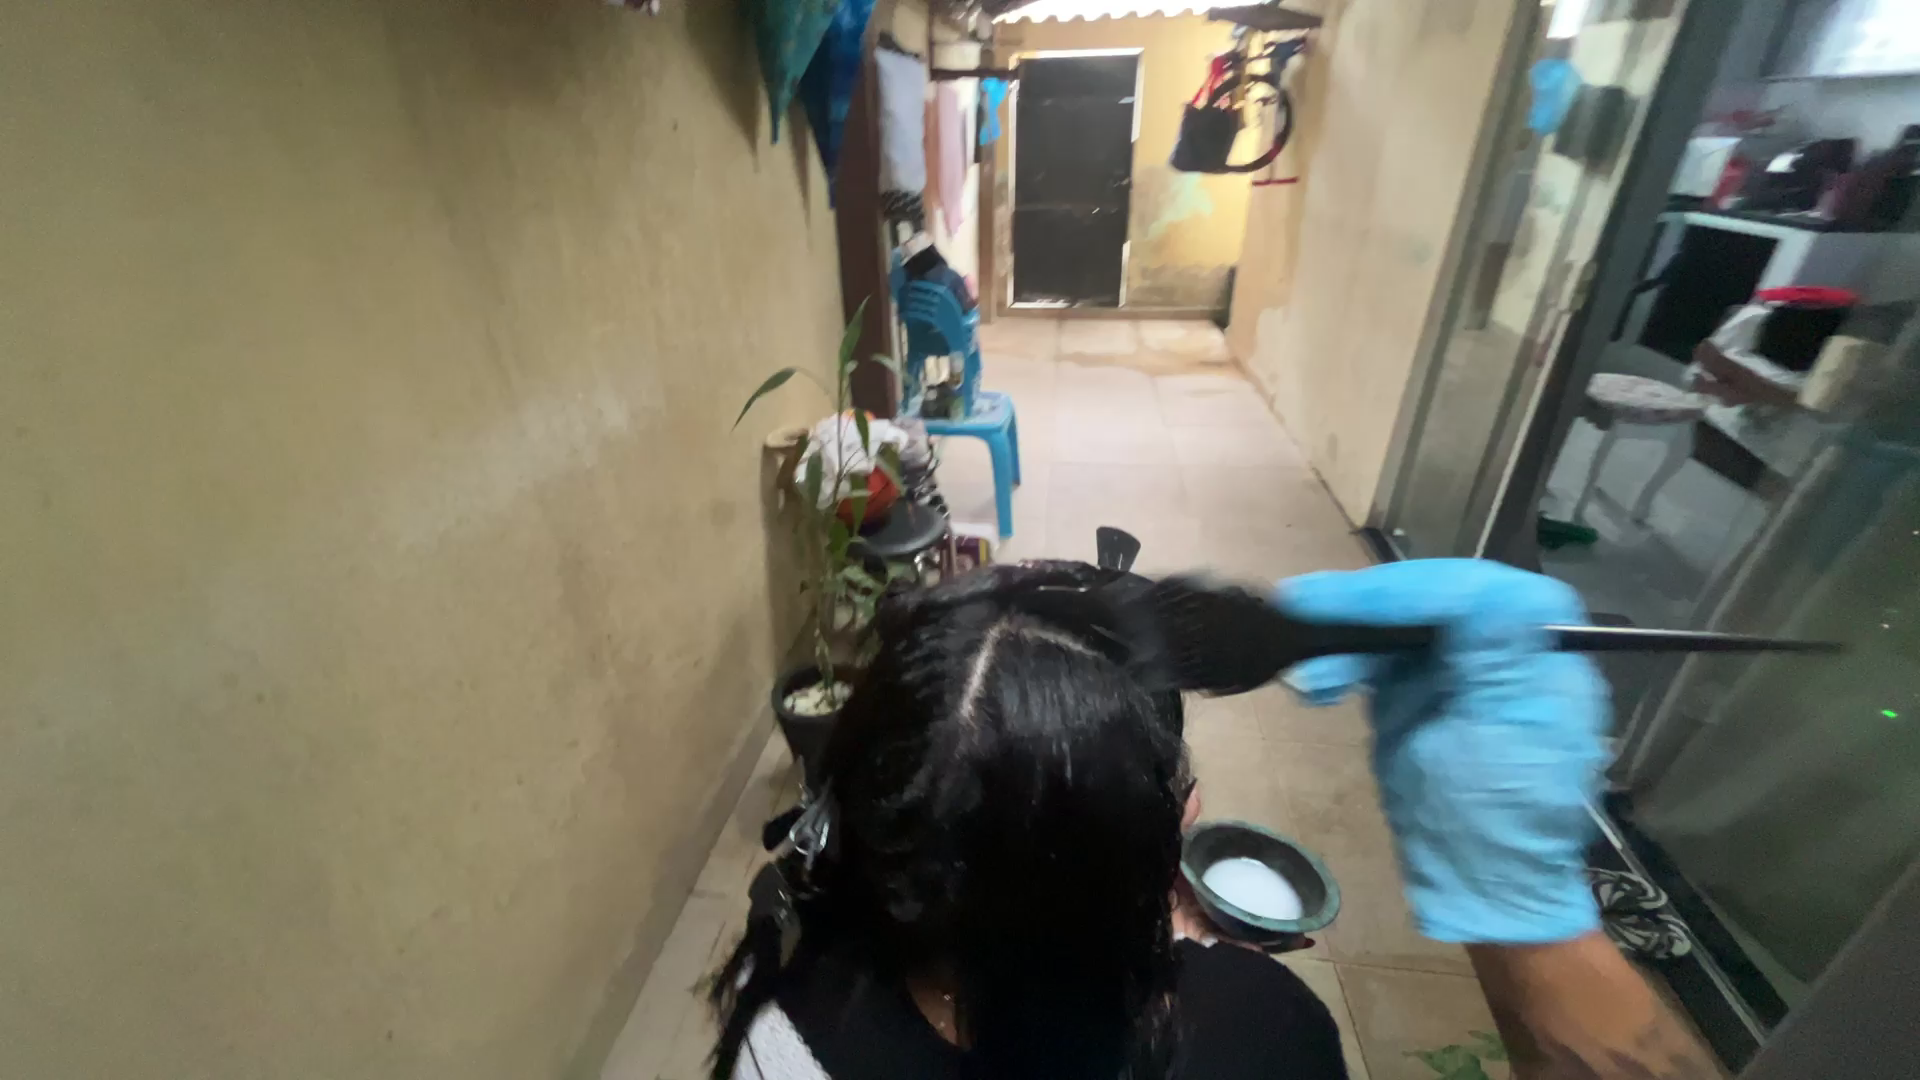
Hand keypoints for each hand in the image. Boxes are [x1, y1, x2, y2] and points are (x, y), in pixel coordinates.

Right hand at [1275, 559, 1607, 944]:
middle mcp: (1497, 645)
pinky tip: (1313, 686)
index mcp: (1540, 654)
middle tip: (1300, 605)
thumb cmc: (1497, 820)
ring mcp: (1448, 661)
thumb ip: (1497, 665)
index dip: (1404, 589)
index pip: (1473, 593)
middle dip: (1361, 603)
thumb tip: (1487, 594)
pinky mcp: (1407, 681)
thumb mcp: (1502, 744)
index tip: (1336, 600)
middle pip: (1425, 595)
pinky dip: (1335, 662)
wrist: (1468, 878)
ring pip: (1388, 620)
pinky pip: (1366, 652)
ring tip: (1306, 678)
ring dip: (1340, 639)